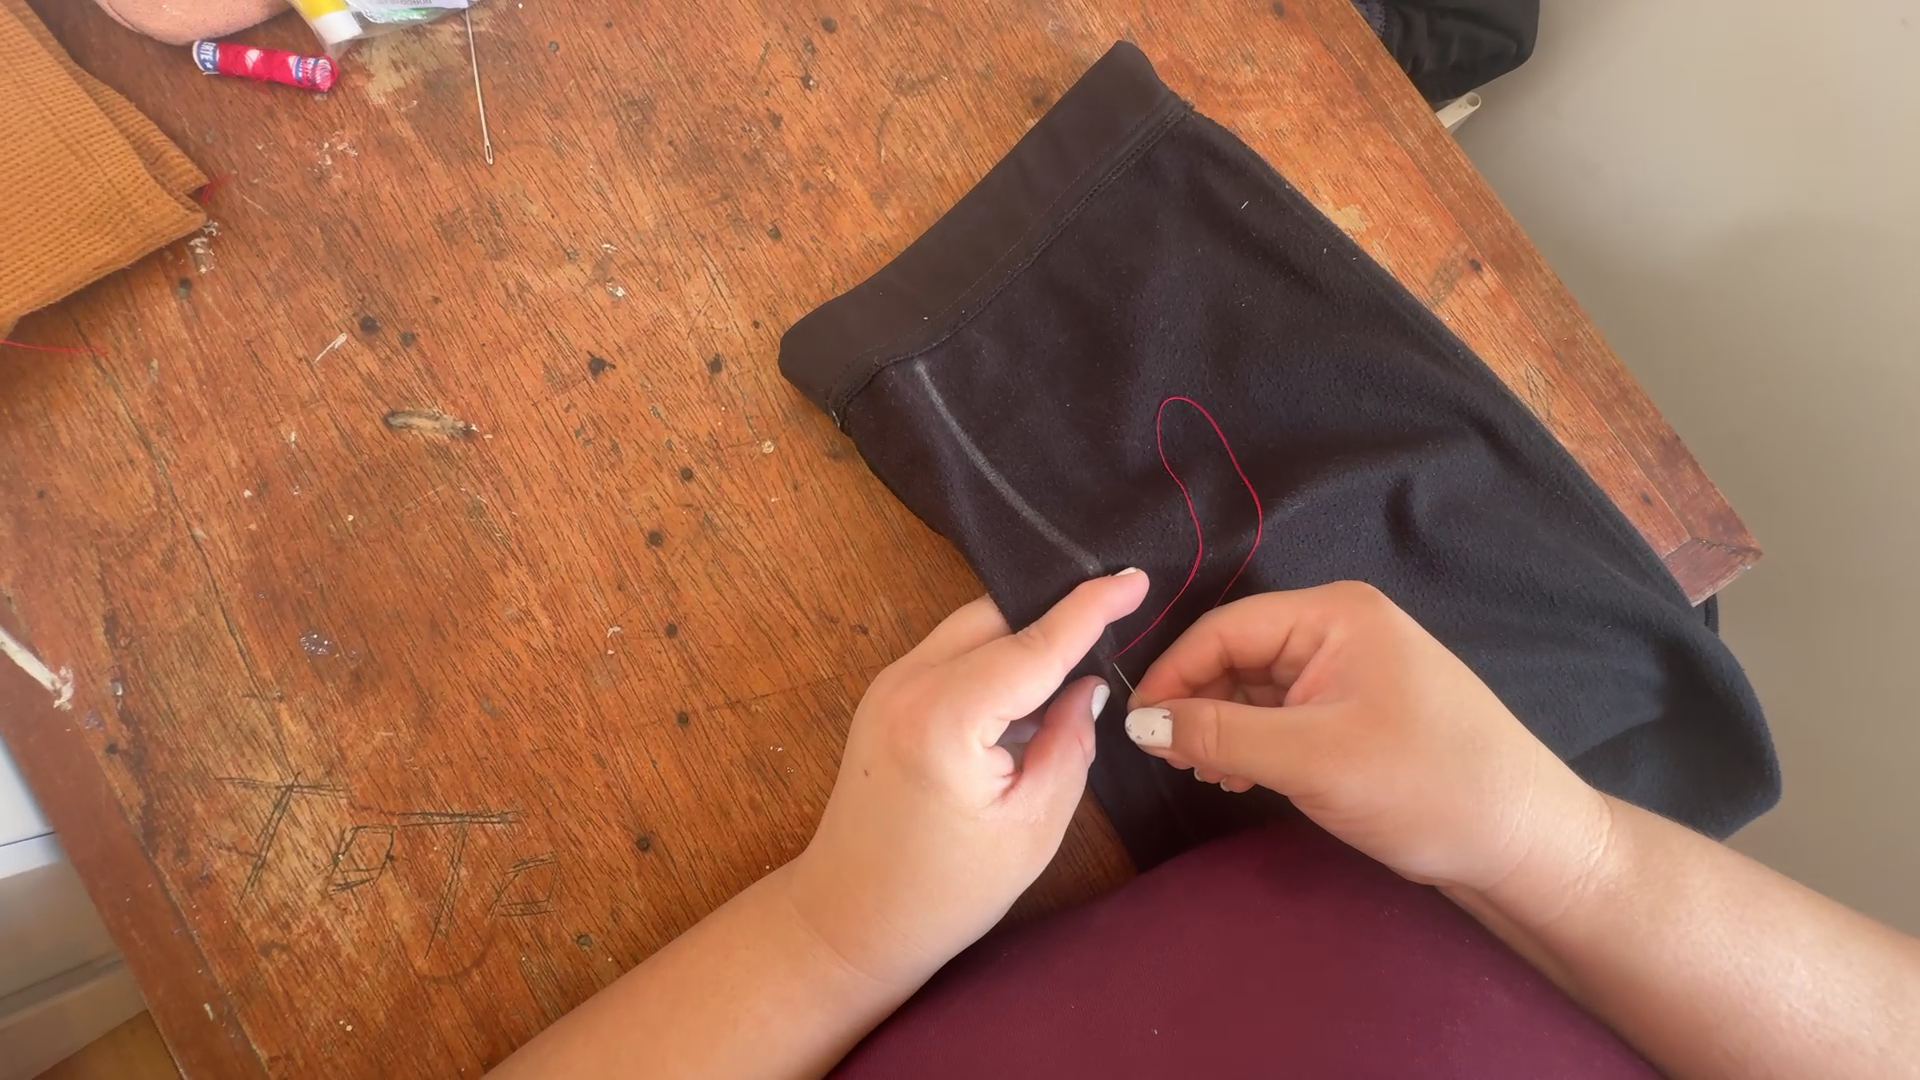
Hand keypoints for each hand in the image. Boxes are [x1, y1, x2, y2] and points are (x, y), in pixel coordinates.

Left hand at [788, 569, 1149, 988]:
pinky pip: (953, 649)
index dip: (1090, 608)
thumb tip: (1088, 683)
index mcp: (945, 718)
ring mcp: (889, 681)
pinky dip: (994, 654)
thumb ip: (1068, 742)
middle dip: (1054, 614)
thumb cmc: (945, 891)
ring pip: (973, 626)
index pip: (1033, 646)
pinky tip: (1025, 687)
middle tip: (1113, 623)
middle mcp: (908, 681)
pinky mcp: (886, 691)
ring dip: (1023, 635)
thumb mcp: (1031, 826)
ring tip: (1074, 661)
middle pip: (996, 617)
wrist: (848, 916)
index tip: (1134, 578)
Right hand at [1124, 581, 1607, 892]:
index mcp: (1332, 615)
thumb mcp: (1310, 758)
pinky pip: (1274, 713)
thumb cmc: (1426, 786)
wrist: (1532, 849)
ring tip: (1209, 775)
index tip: (1138, 724)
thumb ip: (1216, 734)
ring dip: (1220, 729)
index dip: (1174, 674)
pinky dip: (1247, 742)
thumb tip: (1135, 723)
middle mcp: (1333, 630)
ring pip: (1249, 688)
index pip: (1224, 630)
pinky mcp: (1345, 707)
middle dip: (1198, 706)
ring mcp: (1341, 669)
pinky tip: (1236, 776)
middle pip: (1234, 657)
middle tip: (1174, 760)